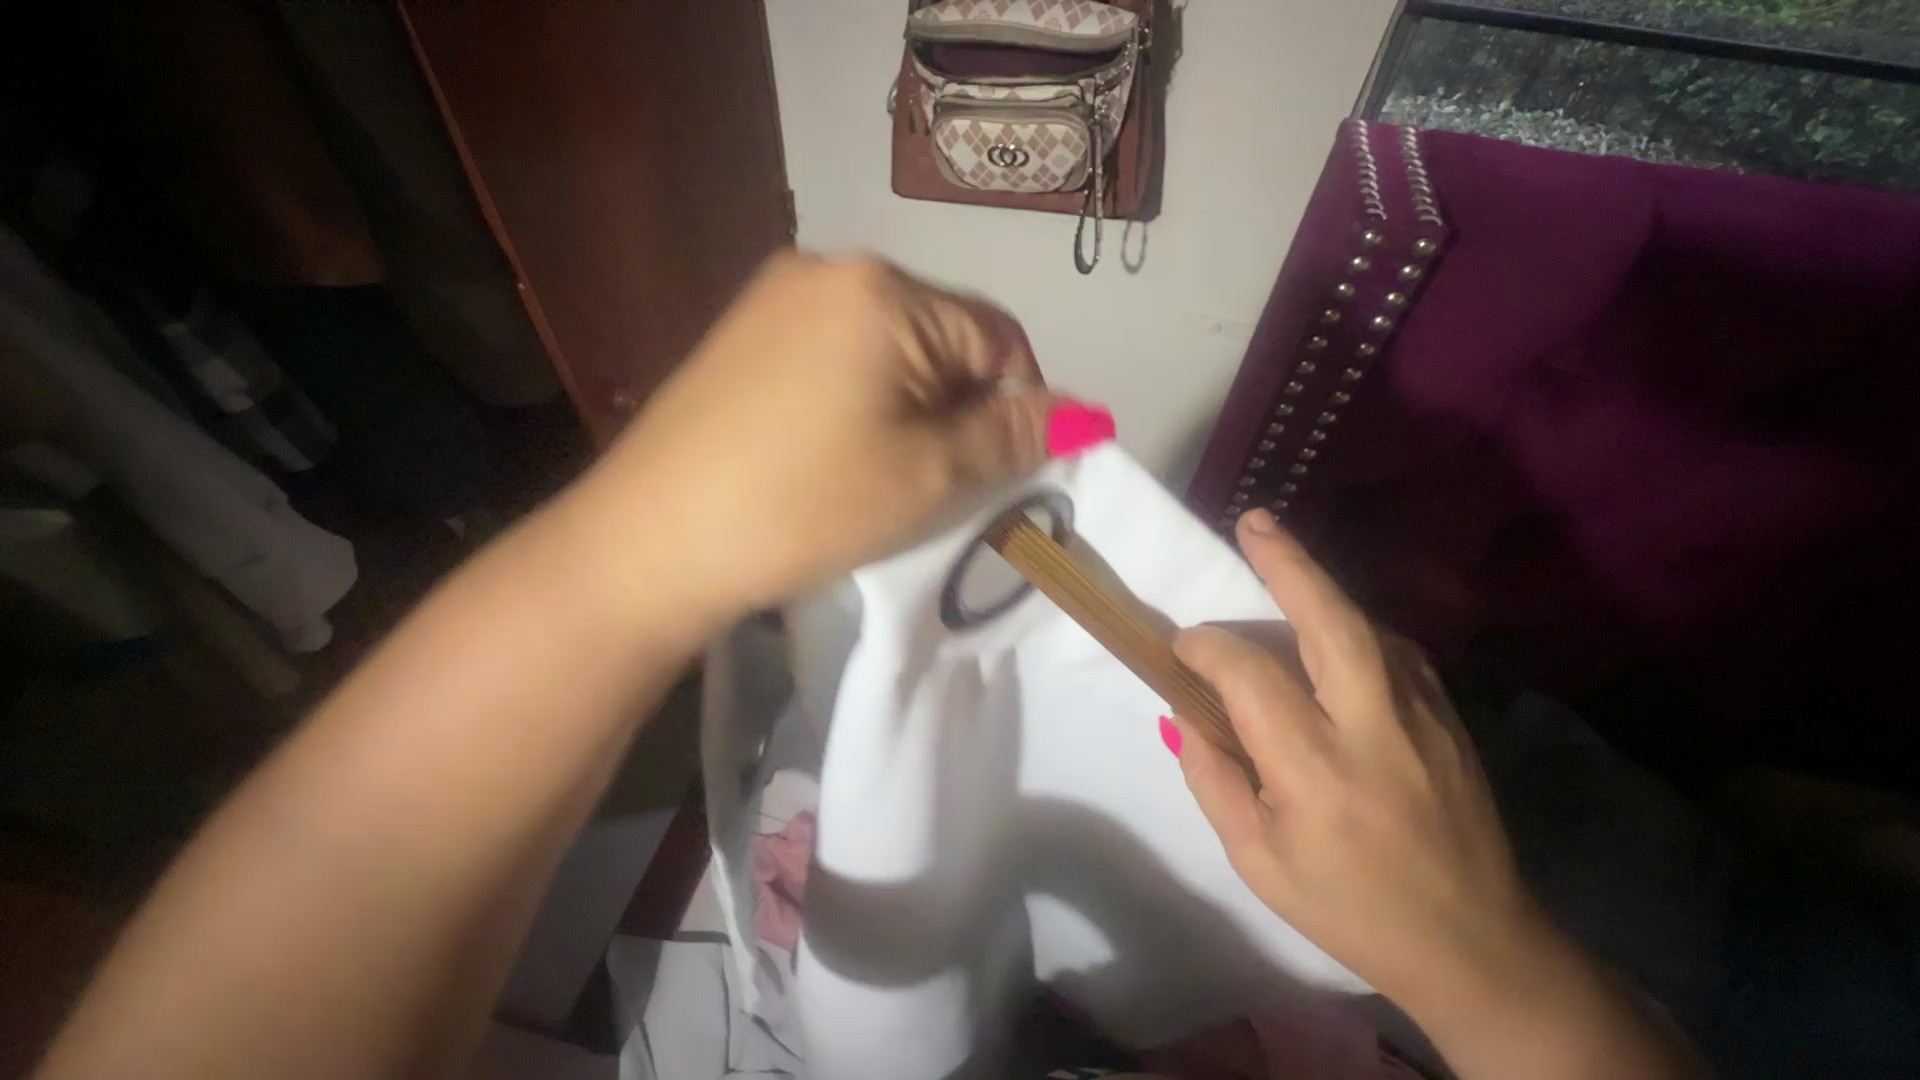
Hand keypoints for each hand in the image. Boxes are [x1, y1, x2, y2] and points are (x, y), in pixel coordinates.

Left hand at [577, 252, 1082, 623]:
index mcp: (884, 289)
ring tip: (882, 474)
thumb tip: (1087, 413)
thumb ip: (1012, 436)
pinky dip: (858, 400)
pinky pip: (833, 356)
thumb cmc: (806, 505)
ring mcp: (773, 297)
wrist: (650, 541)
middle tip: (938, 482)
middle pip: (940, 337)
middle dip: (958, 406)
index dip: (1017, 405)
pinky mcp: (738, 334)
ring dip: (910, 405)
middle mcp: (828, 269)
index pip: (996, 337)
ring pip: (887, 349)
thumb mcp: (927, 476)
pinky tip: (830, 454)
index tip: (997, 473)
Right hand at [1168, 508, 1540, 1008]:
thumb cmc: (1349, 907)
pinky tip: (1332, 631)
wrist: (1476, 945)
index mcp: (1315, 769)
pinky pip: (1395, 651)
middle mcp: (1373, 727)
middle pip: (1329, 621)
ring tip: (1281, 556)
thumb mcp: (1256, 859)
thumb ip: (1213, 777)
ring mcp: (1424, 717)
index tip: (1183, 647)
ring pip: (1367, 625)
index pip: (1248, 675)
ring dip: (1320, 587)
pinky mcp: (1451, 719)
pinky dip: (1354, 626)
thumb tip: (1187, 712)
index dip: (1207, 647)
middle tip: (1253, 522)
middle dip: (1287, 563)